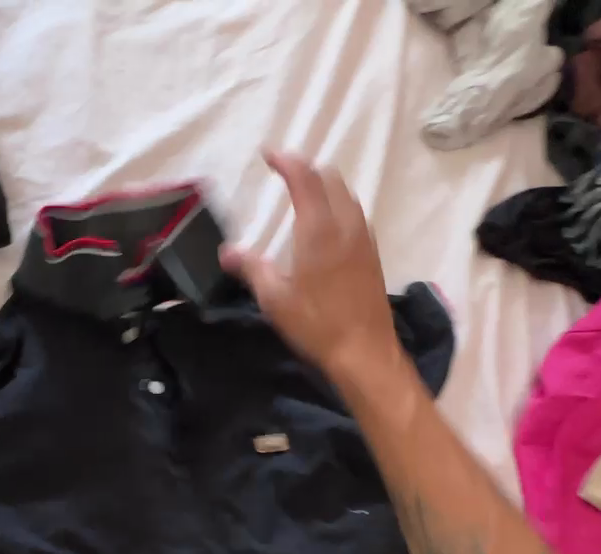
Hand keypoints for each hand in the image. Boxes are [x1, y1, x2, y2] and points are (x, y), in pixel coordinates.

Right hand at [221, 151, 404, 382]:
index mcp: (319, 229)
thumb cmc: (316, 325)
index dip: (286, 161)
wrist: (364, 351)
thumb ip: (252, 269)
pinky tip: (328, 227)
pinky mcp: (372, 255)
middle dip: (306, 170)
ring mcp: (363, 238)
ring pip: (347, 195)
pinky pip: (356, 215)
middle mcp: (345, 224)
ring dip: (325, 187)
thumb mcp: (275, 299)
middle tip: (285, 176)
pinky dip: (339, 206)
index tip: (269, 156)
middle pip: (330, 179)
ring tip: (305, 196)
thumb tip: (228, 252)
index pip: (304, 178)